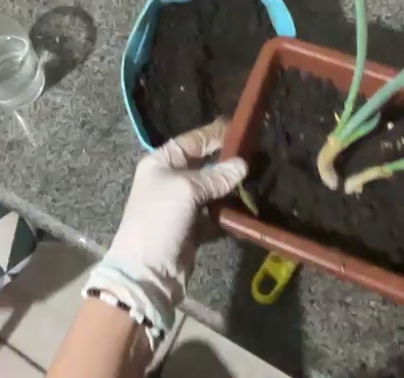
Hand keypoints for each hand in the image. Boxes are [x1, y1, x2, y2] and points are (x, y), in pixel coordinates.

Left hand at [89, 121, 247, 333]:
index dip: (215, 135)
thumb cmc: (159, 219)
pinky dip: (229, 212)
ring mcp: (182, 205)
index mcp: (162, 162)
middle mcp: (171, 179)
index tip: (241, 130)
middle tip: (257, 155)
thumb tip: (243, 165)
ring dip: (231, 188)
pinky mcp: (193, 228)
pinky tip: (247, 208)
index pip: (193, 140)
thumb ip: (215, 176)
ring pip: (213, 189)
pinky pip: (215, 213)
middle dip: (228, 162)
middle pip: (205, 164)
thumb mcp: (186, 190)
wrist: (146, 273)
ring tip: (257, 180)